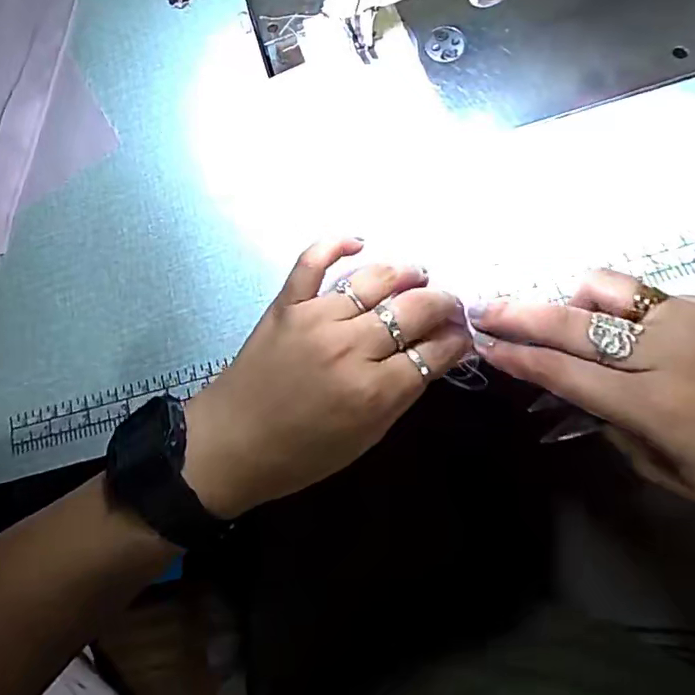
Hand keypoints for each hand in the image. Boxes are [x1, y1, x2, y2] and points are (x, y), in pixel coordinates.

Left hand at [181, 238, 472, 519]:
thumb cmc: (303, 453)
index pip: (435, 350)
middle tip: (449, 304)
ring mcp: (315, 318)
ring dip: (406, 273)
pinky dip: (336, 243)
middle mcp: (350, 347)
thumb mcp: (367, 436)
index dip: (458, 338)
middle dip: (444, 302)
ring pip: (374, 279)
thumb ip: (405, 391)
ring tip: (419, 274)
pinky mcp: (286, 303)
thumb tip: (439, 352)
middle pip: (414, 308)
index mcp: (374, 391)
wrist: (231, 445)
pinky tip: (359, 241)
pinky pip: (313, 261)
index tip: (463, 332)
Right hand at [472, 270, 694, 601]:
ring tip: (573, 317)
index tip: (484, 343)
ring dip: (582, 302)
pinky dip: (635, 314)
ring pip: (614, 290)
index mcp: (660, 407)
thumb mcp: (674, 474)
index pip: (566, 372)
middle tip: (490, 307)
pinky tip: (648, 337)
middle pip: (577, 319)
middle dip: (525, 312)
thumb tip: (585, 389)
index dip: (518, 356)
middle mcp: (674, 351)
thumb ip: (618, 426)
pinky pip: (660, 300)